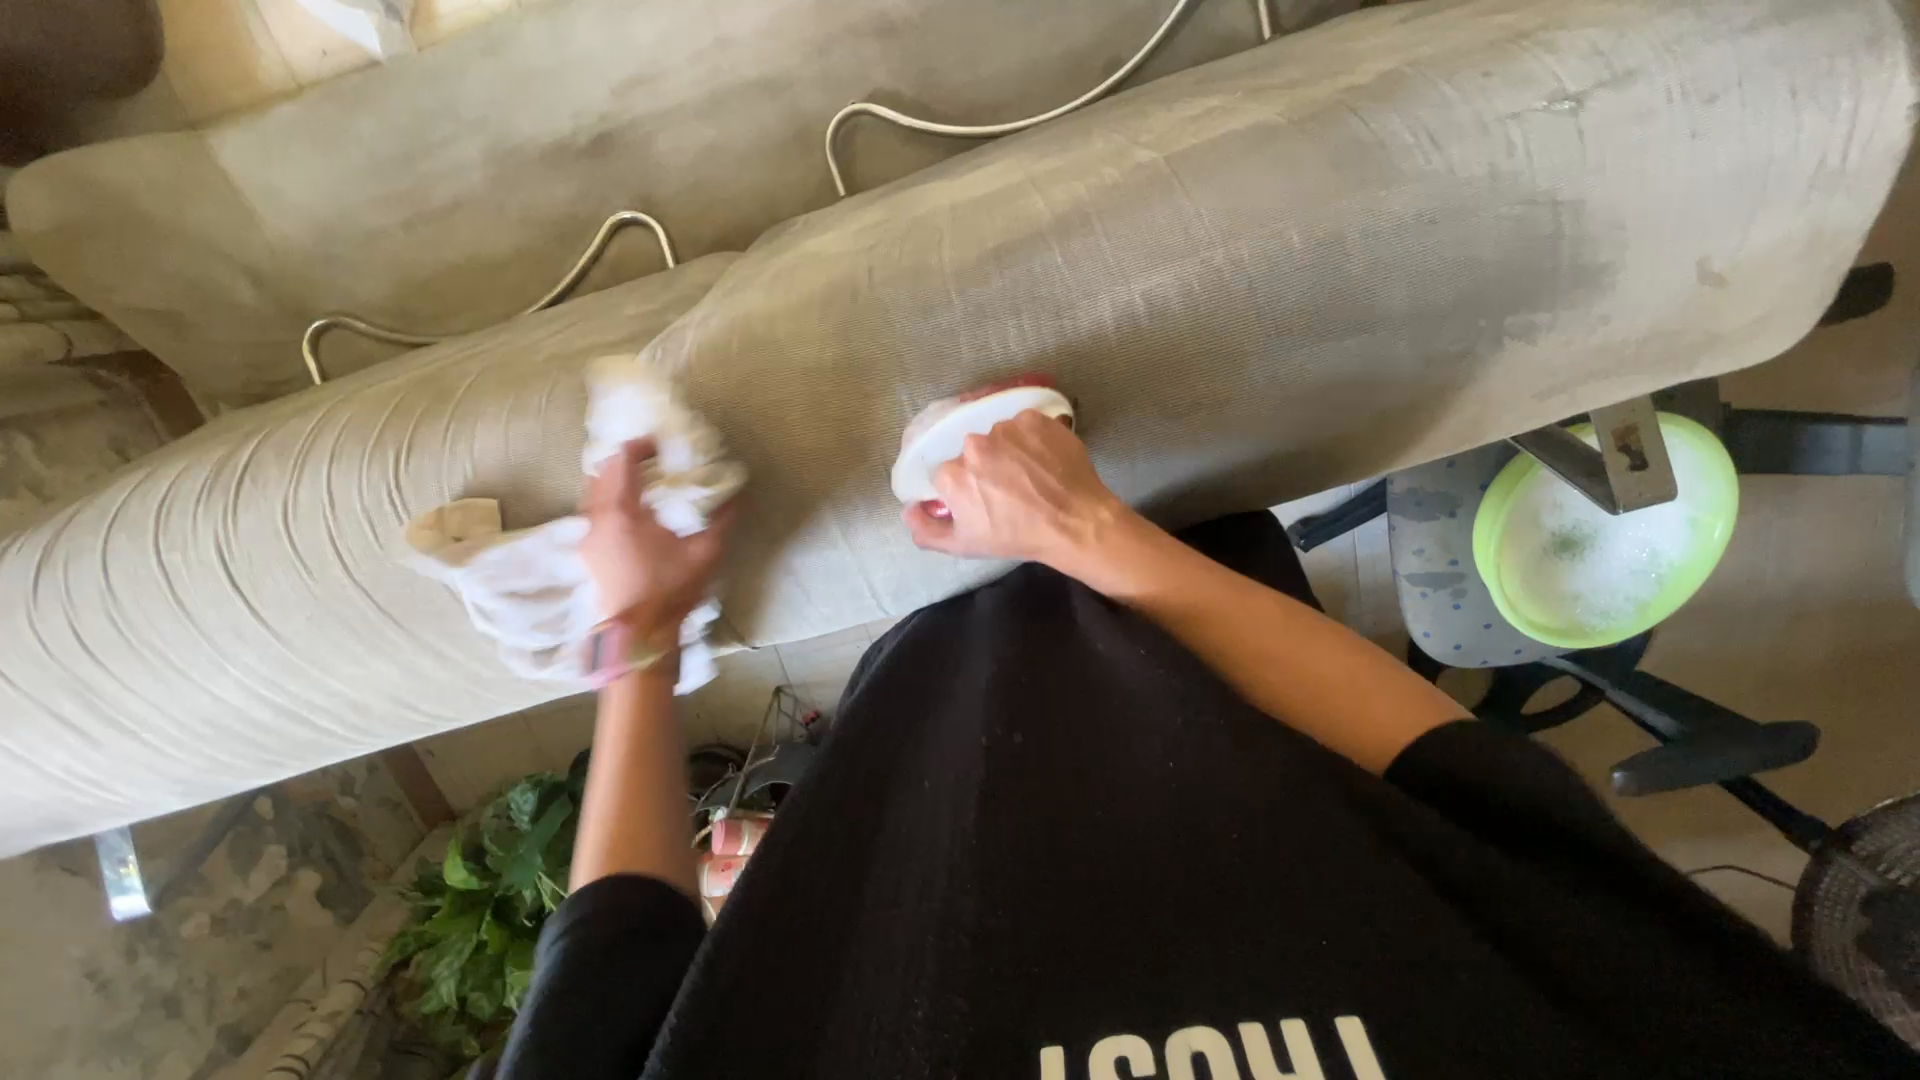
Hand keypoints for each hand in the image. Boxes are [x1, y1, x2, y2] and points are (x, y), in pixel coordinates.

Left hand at [582, 439, 735, 631]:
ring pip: (591, 493)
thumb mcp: (705, 552)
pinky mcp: (588, 553)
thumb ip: (720, 520)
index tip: (659, 443)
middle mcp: (596, 519)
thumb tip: (734, 497)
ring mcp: (587, 537)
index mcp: (621, 512)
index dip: (640, 446)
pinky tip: (630, 512)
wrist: (639, 634)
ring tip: (640, 483)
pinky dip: (607, 500)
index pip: (621, 461)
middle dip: (623, 459)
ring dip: (612, 480)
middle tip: (650, 459)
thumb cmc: (671, 590)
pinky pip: (592, 512)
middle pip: (600, 472)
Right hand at [904, 409, 1132, 573]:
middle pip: (972, 452)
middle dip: (986, 468)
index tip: (984, 501)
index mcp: (952, 474)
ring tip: (1030, 476)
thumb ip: (927, 529)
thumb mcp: (964, 545)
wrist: (1074, 523)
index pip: (948, 474)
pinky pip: (1024, 425)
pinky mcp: (1035, 419)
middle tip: (1009, 489)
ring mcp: (1006, 428)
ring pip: (999, 436)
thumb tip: (908, 511)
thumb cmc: (1017, 537)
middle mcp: (974, 444)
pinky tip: (1043, 460)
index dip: (966, 489)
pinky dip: (1031, 439)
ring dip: (1009, 451)